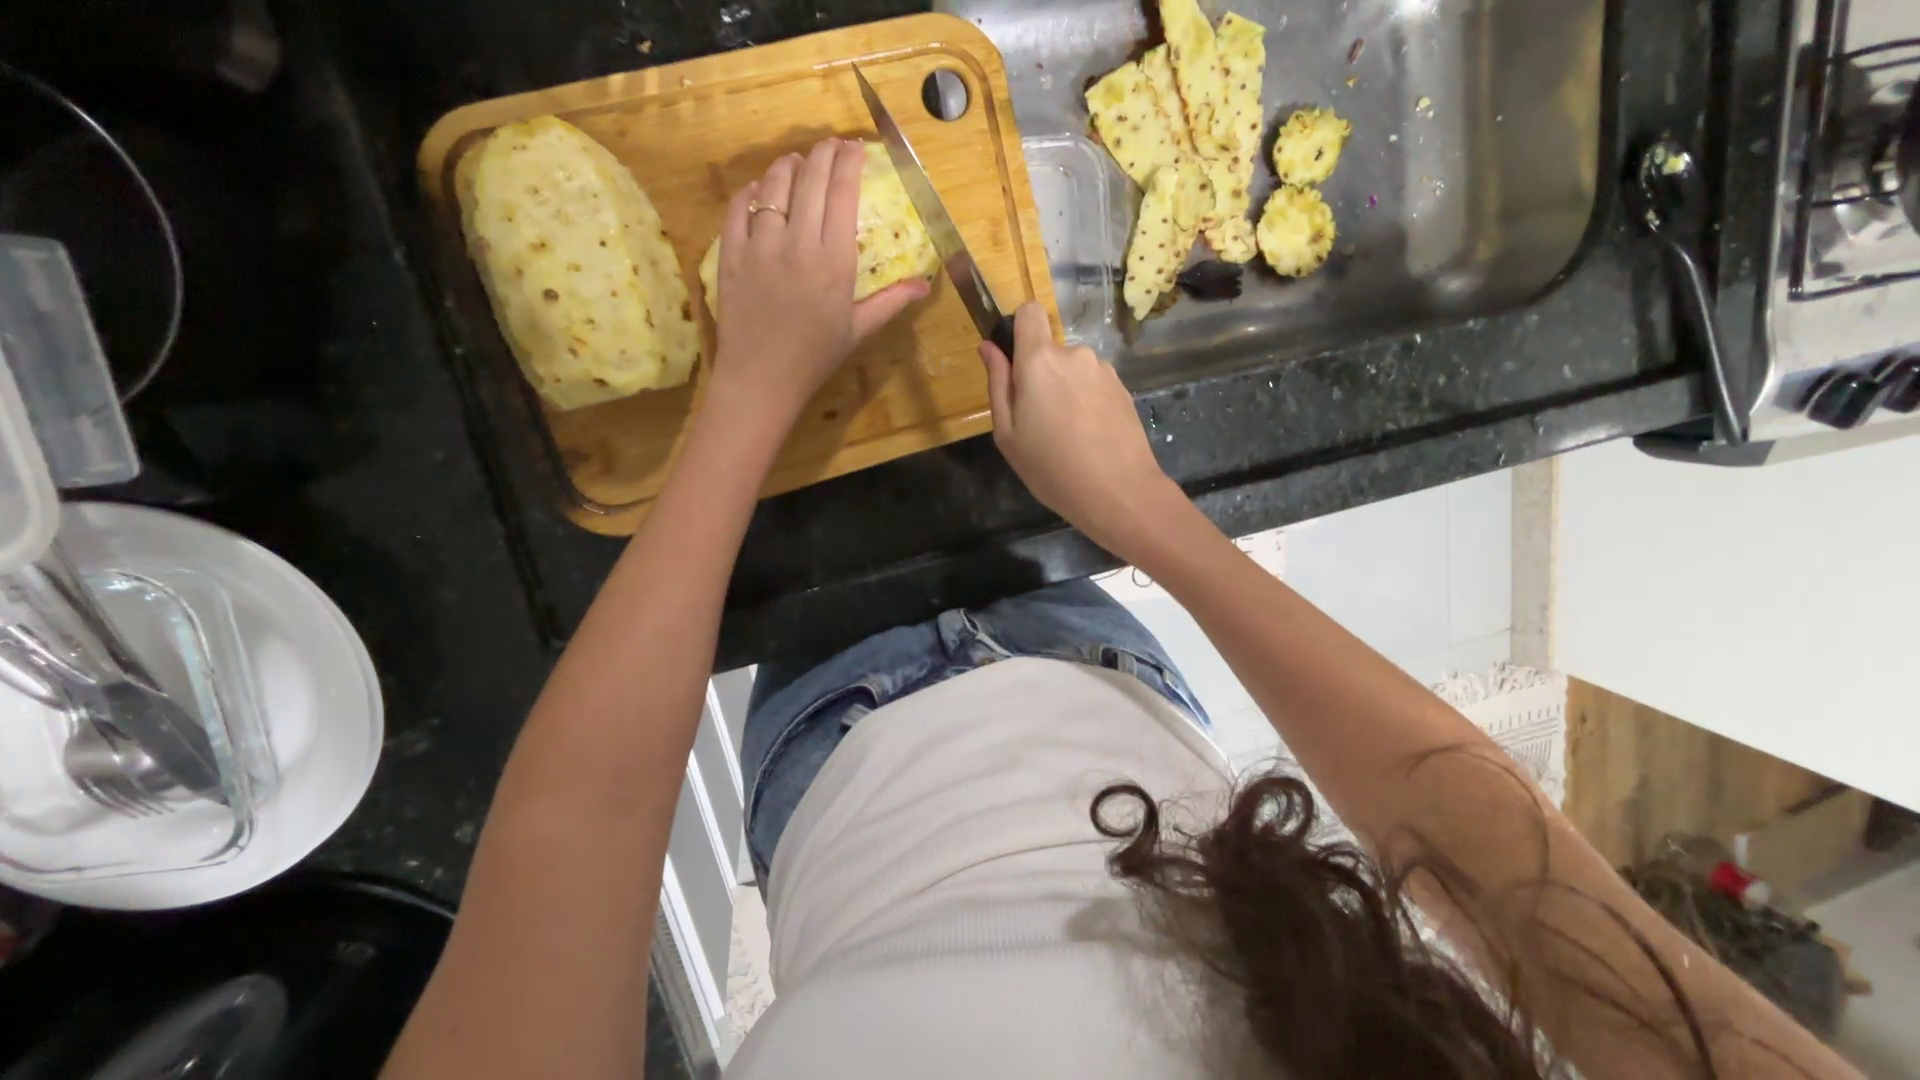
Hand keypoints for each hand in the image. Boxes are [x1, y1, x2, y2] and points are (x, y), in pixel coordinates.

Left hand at [709, 138, 929, 421]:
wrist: (761, 378)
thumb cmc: (815, 357)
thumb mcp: (858, 330)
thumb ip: (891, 301)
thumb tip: (926, 286)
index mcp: (834, 260)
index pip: (843, 192)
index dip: (849, 162)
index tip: (855, 148)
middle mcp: (797, 243)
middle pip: (811, 179)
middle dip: (823, 154)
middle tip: (831, 145)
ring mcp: (759, 245)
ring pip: (773, 185)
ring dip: (787, 166)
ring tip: (796, 162)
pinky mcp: (730, 253)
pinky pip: (738, 207)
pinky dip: (751, 190)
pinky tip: (759, 188)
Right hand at [979, 304, 1187, 558]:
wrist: (1119, 492)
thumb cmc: (1052, 468)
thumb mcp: (1008, 434)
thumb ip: (998, 384)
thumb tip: (988, 348)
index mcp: (1040, 361)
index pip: (1030, 312)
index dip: (1019, 329)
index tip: (1014, 361)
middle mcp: (1075, 355)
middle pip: (1050, 350)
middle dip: (1041, 375)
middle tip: (1038, 421)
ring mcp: (1103, 371)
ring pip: (1073, 370)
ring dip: (1066, 391)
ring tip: (1066, 435)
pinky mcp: (1123, 389)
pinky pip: (1093, 385)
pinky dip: (1087, 403)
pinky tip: (1089, 437)